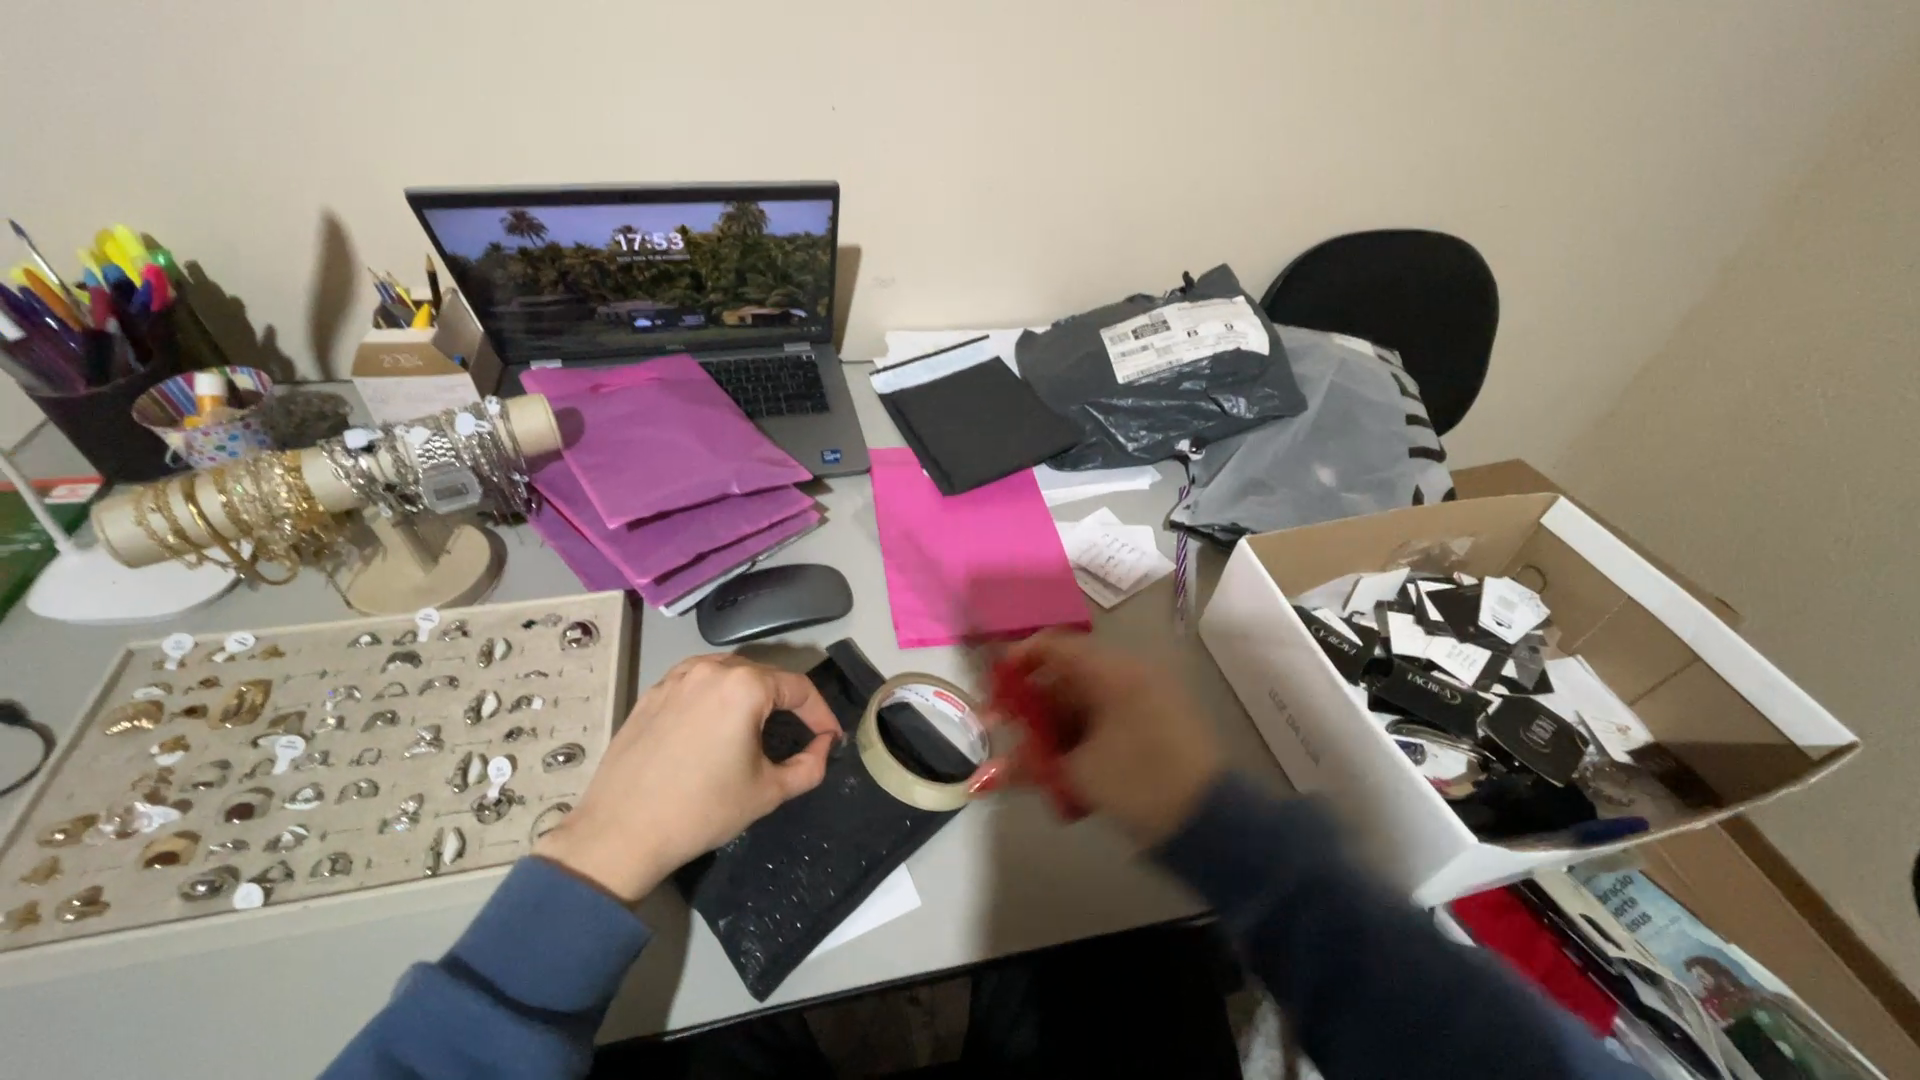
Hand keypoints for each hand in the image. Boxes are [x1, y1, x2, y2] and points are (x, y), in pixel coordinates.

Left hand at [534, 654, 840, 901]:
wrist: (620, 833)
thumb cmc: (702, 810)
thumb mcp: (768, 792)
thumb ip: (809, 765)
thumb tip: (823, 746)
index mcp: (744, 686)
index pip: (799, 688)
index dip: (821, 714)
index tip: (830, 739)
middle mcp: (710, 669)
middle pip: (764, 676)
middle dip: (787, 704)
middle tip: (799, 734)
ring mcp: (675, 678)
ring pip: (729, 675)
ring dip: (751, 697)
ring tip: (759, 728)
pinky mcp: (651, 694)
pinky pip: (697, 684)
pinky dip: (717, 699)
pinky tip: (716, 728)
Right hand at [999, 632, 1222, 846]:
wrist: (1213, 821)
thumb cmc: (1143, 782)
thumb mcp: (1081, 774)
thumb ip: (1029, 767)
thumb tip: (984, 775)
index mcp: (1113, 672)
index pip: (1054, 646)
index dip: (1017, 663)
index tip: (994, 694)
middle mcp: (1128, 677)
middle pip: (1065, 680)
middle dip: (1032, 713)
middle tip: (1008, 742)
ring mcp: (1144, 701)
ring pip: (1082, 708)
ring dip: (1055, 737)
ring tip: (1038, 774)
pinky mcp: (1153, 727)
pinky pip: (1104, 725)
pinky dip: (1081, 747)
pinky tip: (1069, 783)